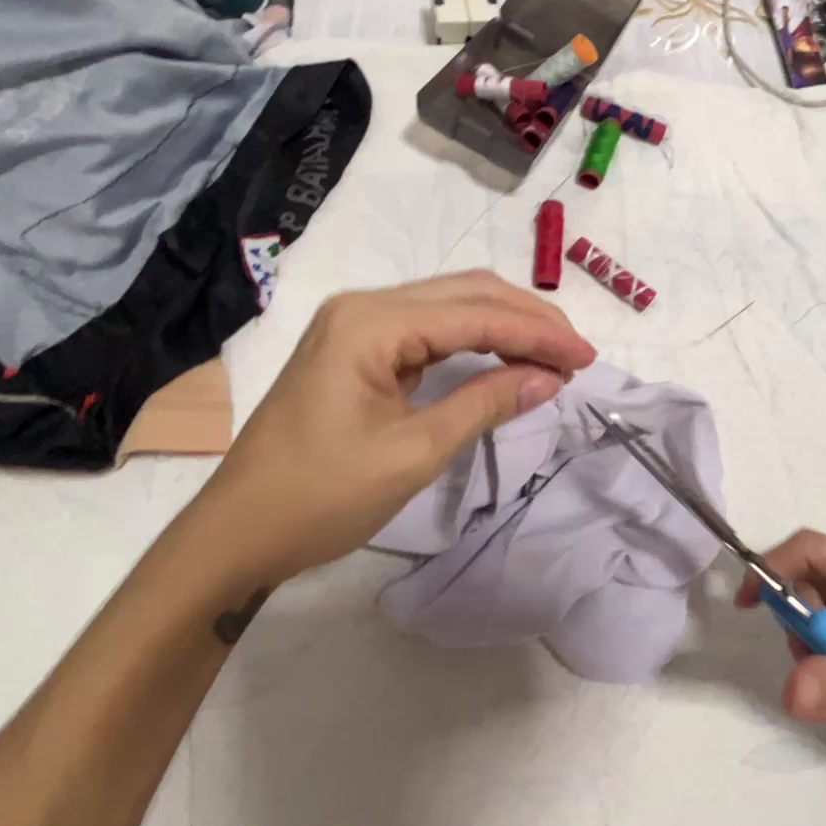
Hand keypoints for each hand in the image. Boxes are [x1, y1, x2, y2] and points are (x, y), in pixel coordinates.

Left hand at [204, 271, 596, 582]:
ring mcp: (356, 325)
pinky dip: (475, 343)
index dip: (537, 334)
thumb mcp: (413, 453)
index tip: (587, 358)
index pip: (475, 314)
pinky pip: (429, 330)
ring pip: (450, 307)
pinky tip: (505, 359)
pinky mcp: (357, 349)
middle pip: (465, 294)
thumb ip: (485, 404)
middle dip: (527, 320)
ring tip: (553, 357)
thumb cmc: (321, 497)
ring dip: (505, 327)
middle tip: (577, 355)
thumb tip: (549, 377)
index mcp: (370, 323)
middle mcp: (363, 307)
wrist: (238, 531)